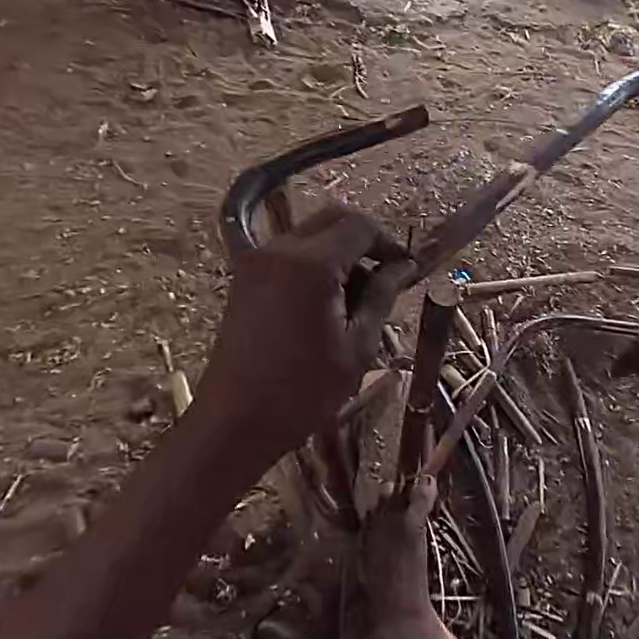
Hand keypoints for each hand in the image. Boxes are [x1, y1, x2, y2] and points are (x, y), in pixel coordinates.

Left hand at [194, 206, 412, 460]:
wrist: (235, 420)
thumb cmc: (303, 390)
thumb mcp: (357, 346)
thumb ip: (382, 296)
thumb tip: (403, 267)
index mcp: (311, 262)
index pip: (360, 226)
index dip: (388, 243)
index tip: (403, 272)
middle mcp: (281, 248)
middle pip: (333, 218)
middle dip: (363, 241)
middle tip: (382, 279)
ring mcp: (257, 259)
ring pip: (310, 233)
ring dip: (338, 251)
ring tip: (353, 299)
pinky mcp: (245, 275)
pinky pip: (289, 252)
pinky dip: (313, 262)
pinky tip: (323, 302)